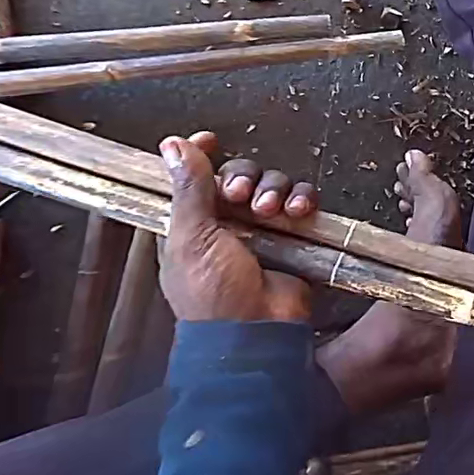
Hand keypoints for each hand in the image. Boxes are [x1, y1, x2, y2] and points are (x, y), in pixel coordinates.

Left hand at [158, 132, 312, 322]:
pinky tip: (297, 212)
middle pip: (240, 174)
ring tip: (270, 211)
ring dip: (273, 190)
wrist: (256, 334)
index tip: (211, 140)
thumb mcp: (191, 238)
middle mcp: (228, 221)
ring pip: (273, 183)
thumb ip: (188, 188)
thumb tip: (171, 143)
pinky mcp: (294, 235)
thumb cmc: (212, 293)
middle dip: (243, 178)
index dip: (204, 154)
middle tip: (240, 197)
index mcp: (194, 222)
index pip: (198, 175)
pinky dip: (301, 200)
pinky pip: (301, 202)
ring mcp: (263, 228)